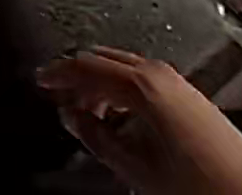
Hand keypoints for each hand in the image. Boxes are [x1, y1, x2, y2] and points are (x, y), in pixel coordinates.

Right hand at [36, 47, 241, 194]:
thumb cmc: (199, 185)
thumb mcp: (138, 168)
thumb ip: (98, 138)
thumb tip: (71, 118)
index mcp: (141, 84)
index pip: (85, 66)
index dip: (58, 72)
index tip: (41, 80)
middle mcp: (155, 71)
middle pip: (101, 59)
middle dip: (77, 75)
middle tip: (60, 96)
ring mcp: (172, 78)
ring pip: (119, 66)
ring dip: (98, 82)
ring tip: (86, 110)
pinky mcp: (184, 89)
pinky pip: (138, 75)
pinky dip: (119, 86)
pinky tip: (117, 112)